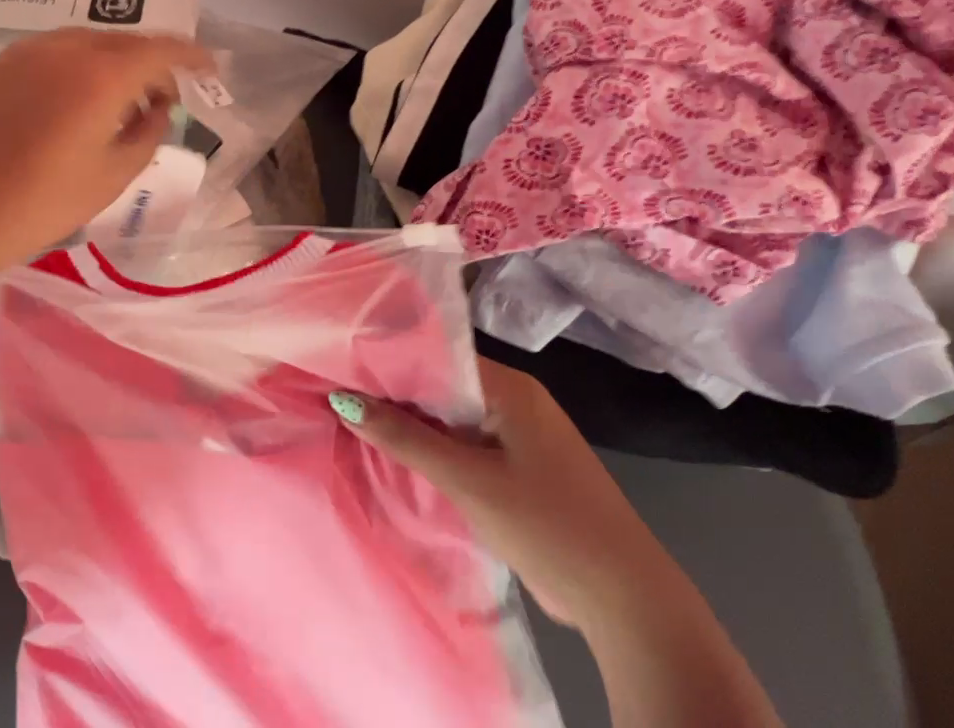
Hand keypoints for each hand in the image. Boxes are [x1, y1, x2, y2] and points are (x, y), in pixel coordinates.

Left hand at [0, 27, 212, 266]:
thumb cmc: (45, 202)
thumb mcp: (114, 175)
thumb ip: (149, 132)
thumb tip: (157, 107)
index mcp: (100, 74)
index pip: (160, 49)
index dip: (191, 56)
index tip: (209, 70)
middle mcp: (64, 48)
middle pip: (123, 41)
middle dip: (151, 63)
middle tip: (161, 100)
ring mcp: (25, 52)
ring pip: (85, 42)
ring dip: (112, 63)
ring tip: (119, 102)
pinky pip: (52, 53)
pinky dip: (77, 67)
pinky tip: (75, 101)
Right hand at [331, 358, 687, 630]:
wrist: (623, 597)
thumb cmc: (547, 525)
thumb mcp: (468, 480)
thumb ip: (404, 438)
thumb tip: (343, 399)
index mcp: (511, 388)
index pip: (436, 356)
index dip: (386, 360)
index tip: (335, 365)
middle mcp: (515, 402)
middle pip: (440, 385)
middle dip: (390, 393)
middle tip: (330, 393)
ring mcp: (517, 437)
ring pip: (448, 417)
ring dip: (408, 424)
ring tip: (347, 419)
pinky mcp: (517, 469)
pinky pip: (462, 445)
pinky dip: (430, 449)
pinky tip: (392, 455)